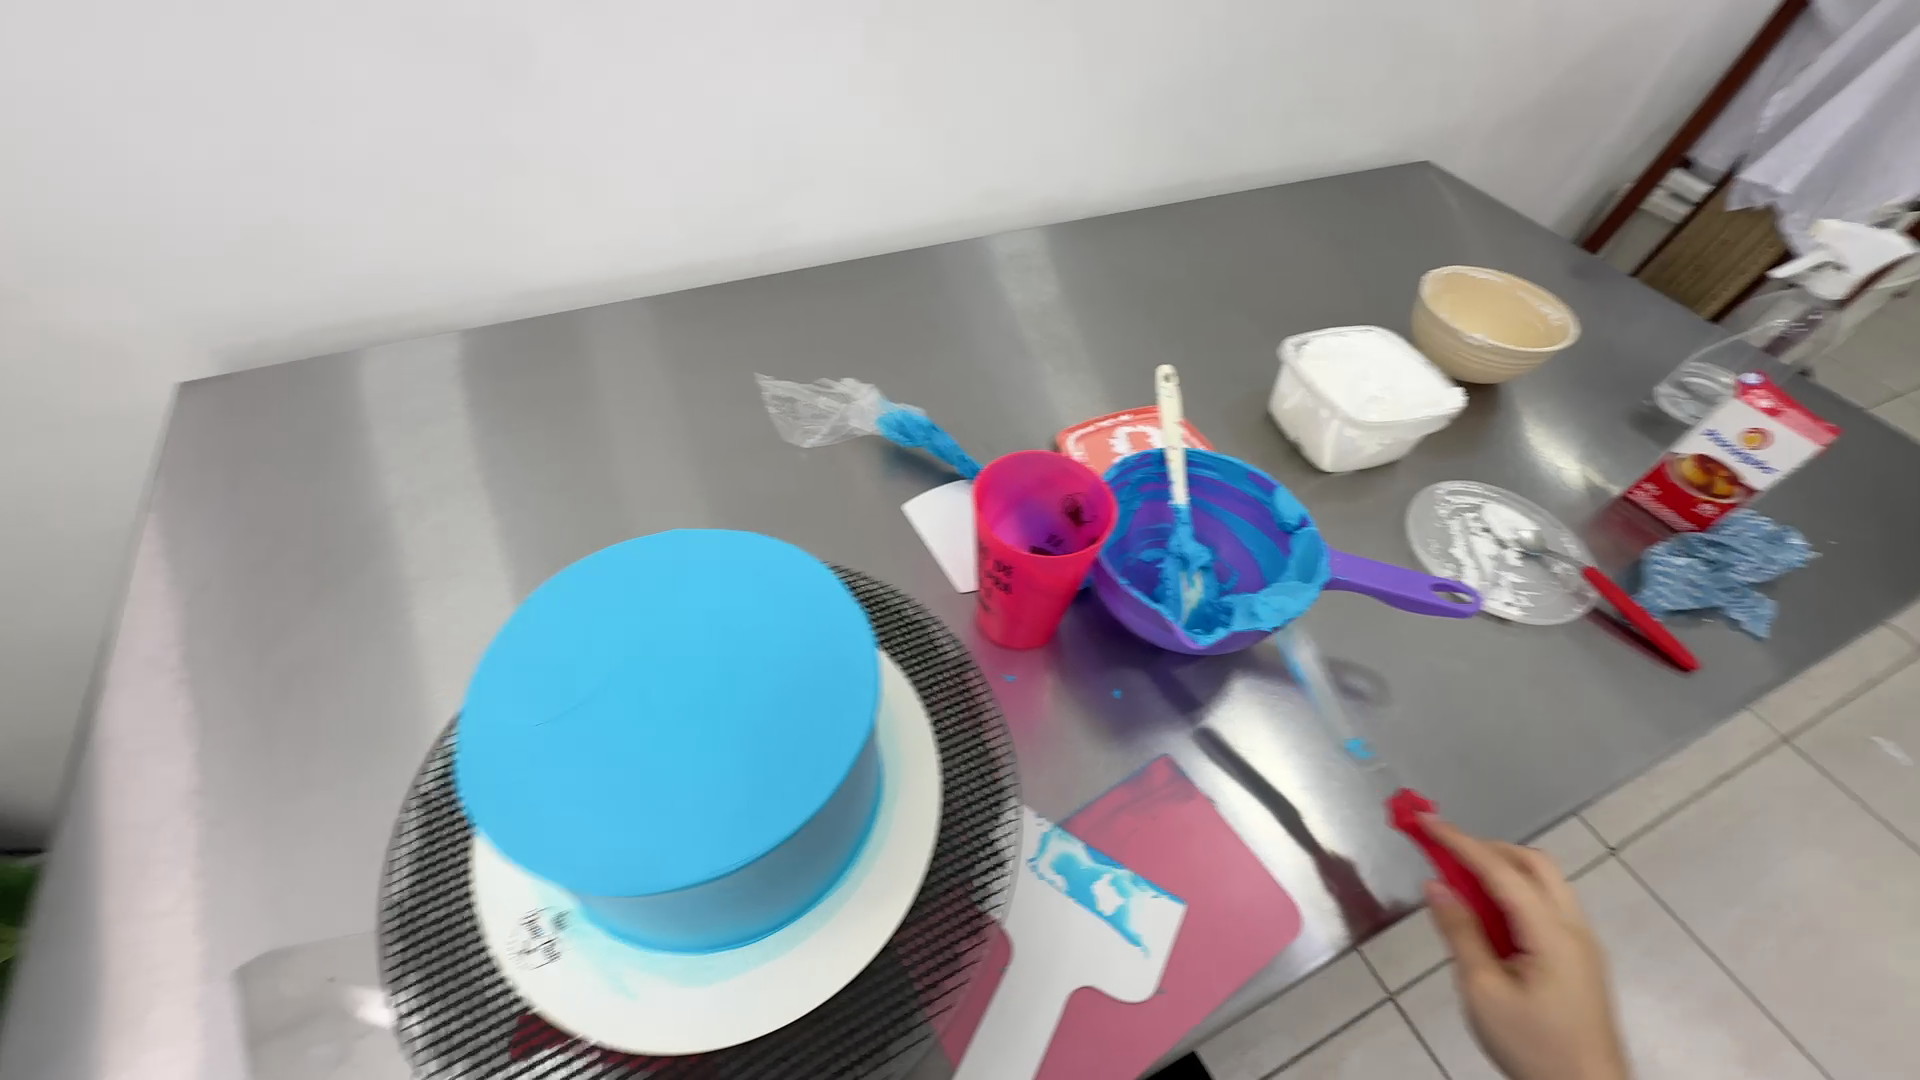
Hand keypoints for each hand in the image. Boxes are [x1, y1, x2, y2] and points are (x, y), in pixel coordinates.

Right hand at [1423, 817, 1629, 1079]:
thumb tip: (1435, 884)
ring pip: (1543, 882)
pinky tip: (1485, 912)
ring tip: (1458, 878)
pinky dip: (1511, 891)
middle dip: (1485, 846)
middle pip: (1533, 864)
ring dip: (1500, 868)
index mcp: (1552, 934)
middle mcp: (1574, 929)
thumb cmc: (1532, 1045)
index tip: (1422, 819)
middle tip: (1443, 849)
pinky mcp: (1578, 960)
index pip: (1499, 870)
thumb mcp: (1482, 991)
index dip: (1458, 840)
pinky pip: (1545, 905)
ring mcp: (1581, 945)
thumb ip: (1460, 932)